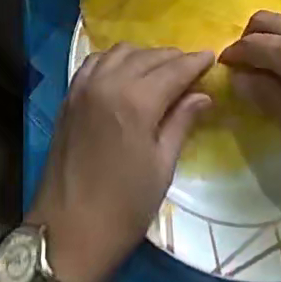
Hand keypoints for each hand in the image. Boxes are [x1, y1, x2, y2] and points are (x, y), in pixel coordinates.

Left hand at [30, 46, 213, 281]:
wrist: (69, 228)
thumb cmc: (125, 205)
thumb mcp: (162, 166)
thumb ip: (181, 122)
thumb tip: (202, 95)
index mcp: (135, 101)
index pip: (172, 70)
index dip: (194, 62)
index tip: (211, 56)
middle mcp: (108, 82)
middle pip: (146, 57)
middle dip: (172, 58)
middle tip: (191, 67)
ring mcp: (84, 86)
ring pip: (119, 53)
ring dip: (143, 56)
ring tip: (162, 69)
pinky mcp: (70, 95)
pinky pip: (95, 62)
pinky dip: (115, 60)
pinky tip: (126, 72)